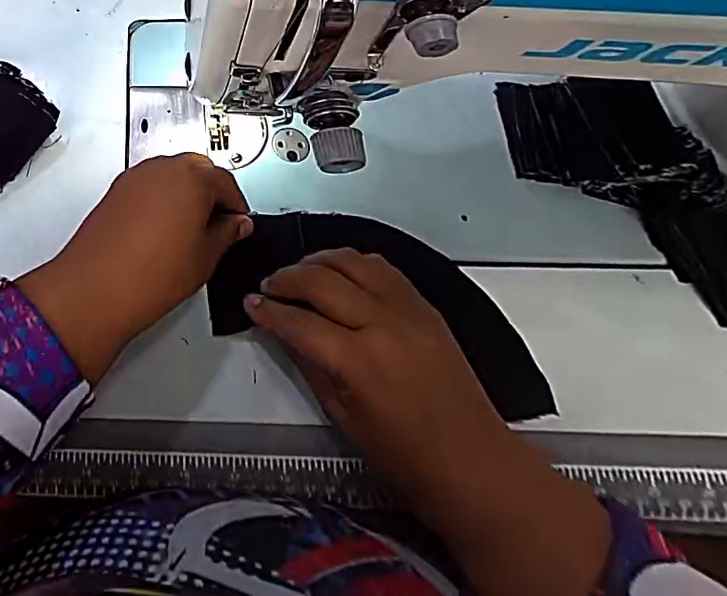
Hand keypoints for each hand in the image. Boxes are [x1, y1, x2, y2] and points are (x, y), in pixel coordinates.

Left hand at [19, 154, 251, 379]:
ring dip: (183, 193)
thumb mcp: (205, 256)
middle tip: (218, 223)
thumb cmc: (147, 272)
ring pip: (169, 174)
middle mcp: (160, 169)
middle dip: (210, 192)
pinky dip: (159, 198)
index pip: (225, 181)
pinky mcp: (116, 190)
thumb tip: (234, 225)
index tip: (239, 221)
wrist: (98, 285)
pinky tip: (163, 229)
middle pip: (196, 169)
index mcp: (191, 178)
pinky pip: (146, 185)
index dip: (236, 204)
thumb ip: (226, 233)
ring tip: (190, 229)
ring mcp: (134, 178)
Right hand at [246, 249, 607, 595]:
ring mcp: (410, 312)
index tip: (250, 303)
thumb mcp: (340, 414)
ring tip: (299, 274)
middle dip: (285, 279)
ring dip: (316, 262)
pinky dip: (353, 262)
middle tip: (268, 287)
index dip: (267, 311)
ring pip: (351, 261)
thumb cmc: (405, 454)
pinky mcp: (426, 308)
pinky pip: (382, 267)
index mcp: (360, 361)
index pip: (298, 320)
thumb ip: (306, 361)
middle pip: (320, 280)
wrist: (476, 465)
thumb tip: (279, 328)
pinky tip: (338, 273)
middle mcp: (385, 326)